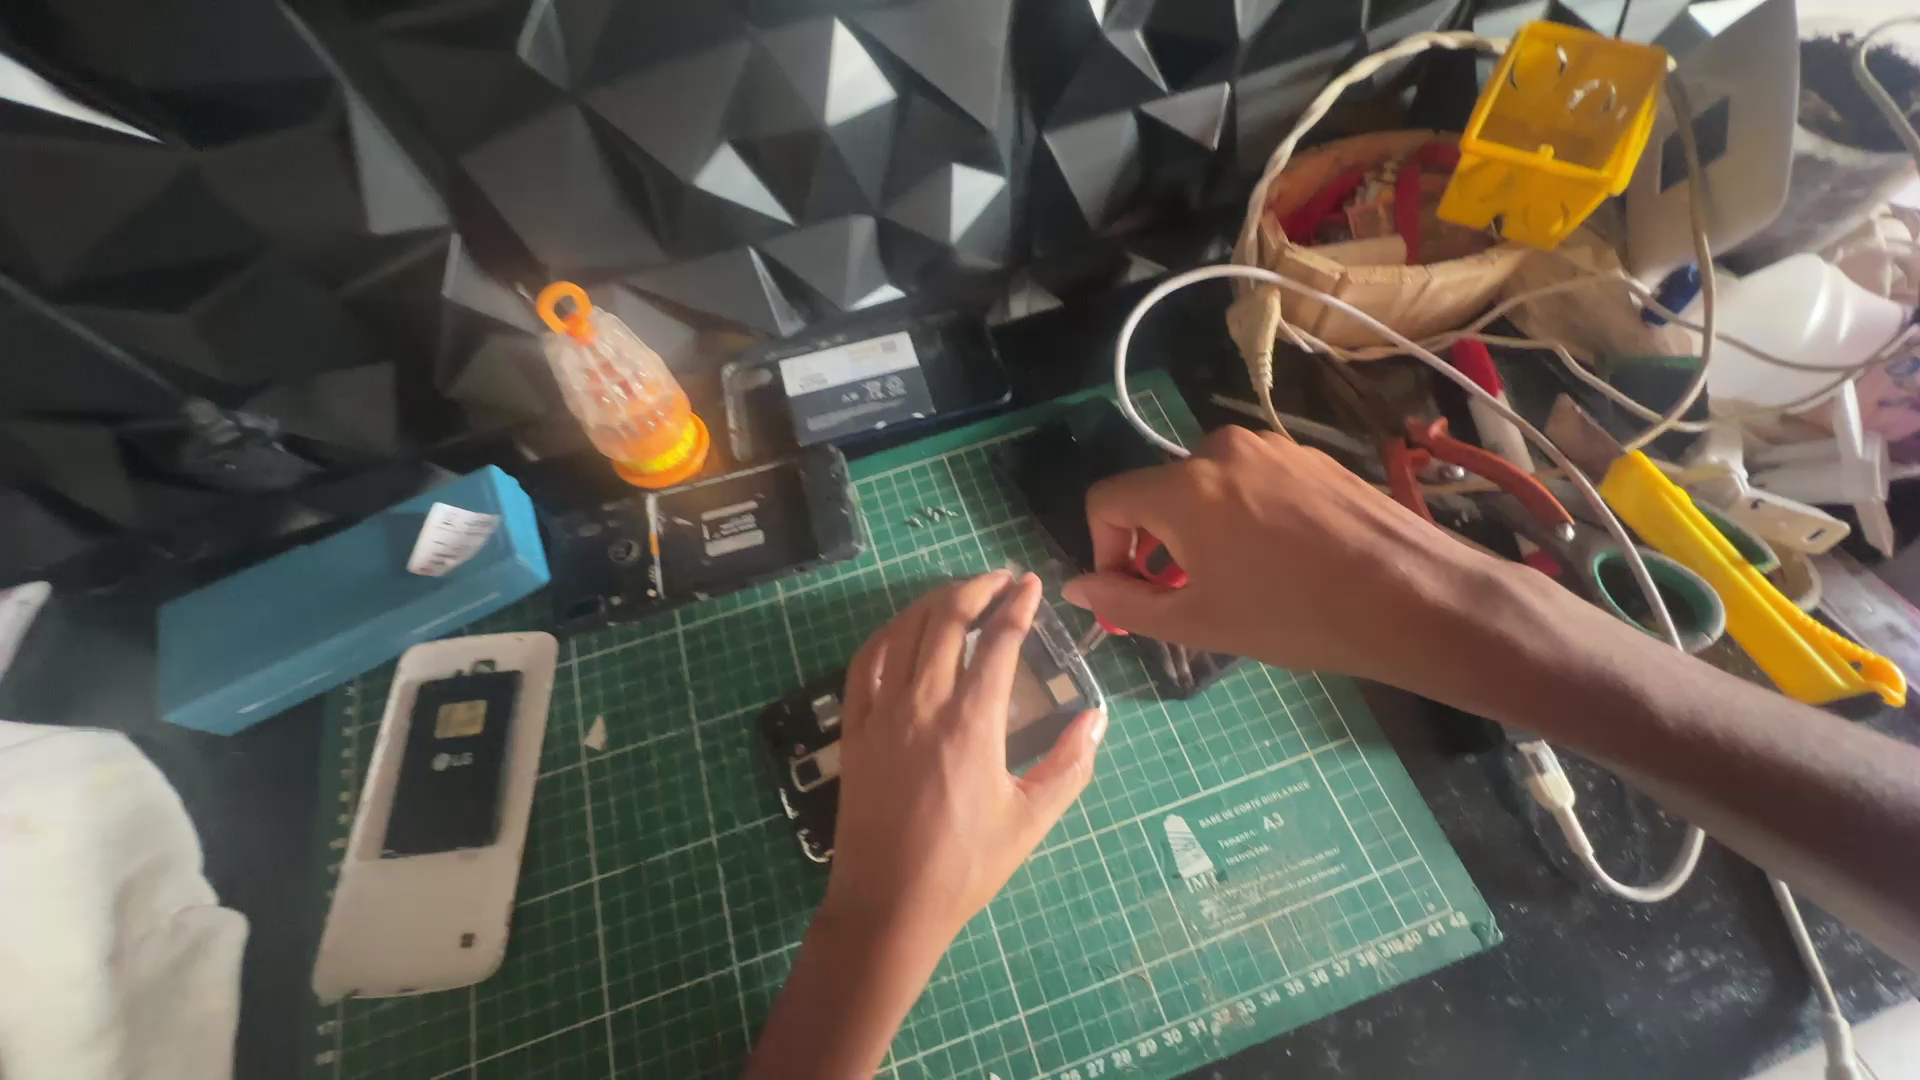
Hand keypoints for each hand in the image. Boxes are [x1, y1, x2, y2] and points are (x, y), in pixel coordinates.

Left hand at [822, 570, 1106, 948]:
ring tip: (960, 594)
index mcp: (972, 723)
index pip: (999, 642)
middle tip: (1000, 579)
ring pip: (904, 631)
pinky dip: (888, 633)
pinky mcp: (855, 728)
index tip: (1031, 584)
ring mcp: (882, 713)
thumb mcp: (1031, 820)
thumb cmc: (965, 866)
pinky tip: (904, 628)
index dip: (1018, 605)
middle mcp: (924, 704)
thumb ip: (1070, 765)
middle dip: (977, 588)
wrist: (889, 905)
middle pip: (947, 620)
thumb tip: (1097, 718)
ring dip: (934, 602)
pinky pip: (865, 662)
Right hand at [1061, 425, 1527, 689]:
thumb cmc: (1295, 617)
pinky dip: (1234, 514)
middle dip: (1150, 544)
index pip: (1106, 501)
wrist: (1417, 598)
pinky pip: (1243, 479)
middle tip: (1179, 594)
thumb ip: (1124, 601)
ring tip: (1230, 578)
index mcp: (1184, 487)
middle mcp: (1218, 450)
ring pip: (1199, 486)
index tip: (1129, 590)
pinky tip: (1272, 556)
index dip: (1103, 549)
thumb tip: (1076, 586)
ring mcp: (1267, 446)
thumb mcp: (1197, 621)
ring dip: (1192, 530)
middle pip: (1153, 493)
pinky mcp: (1305, 454)